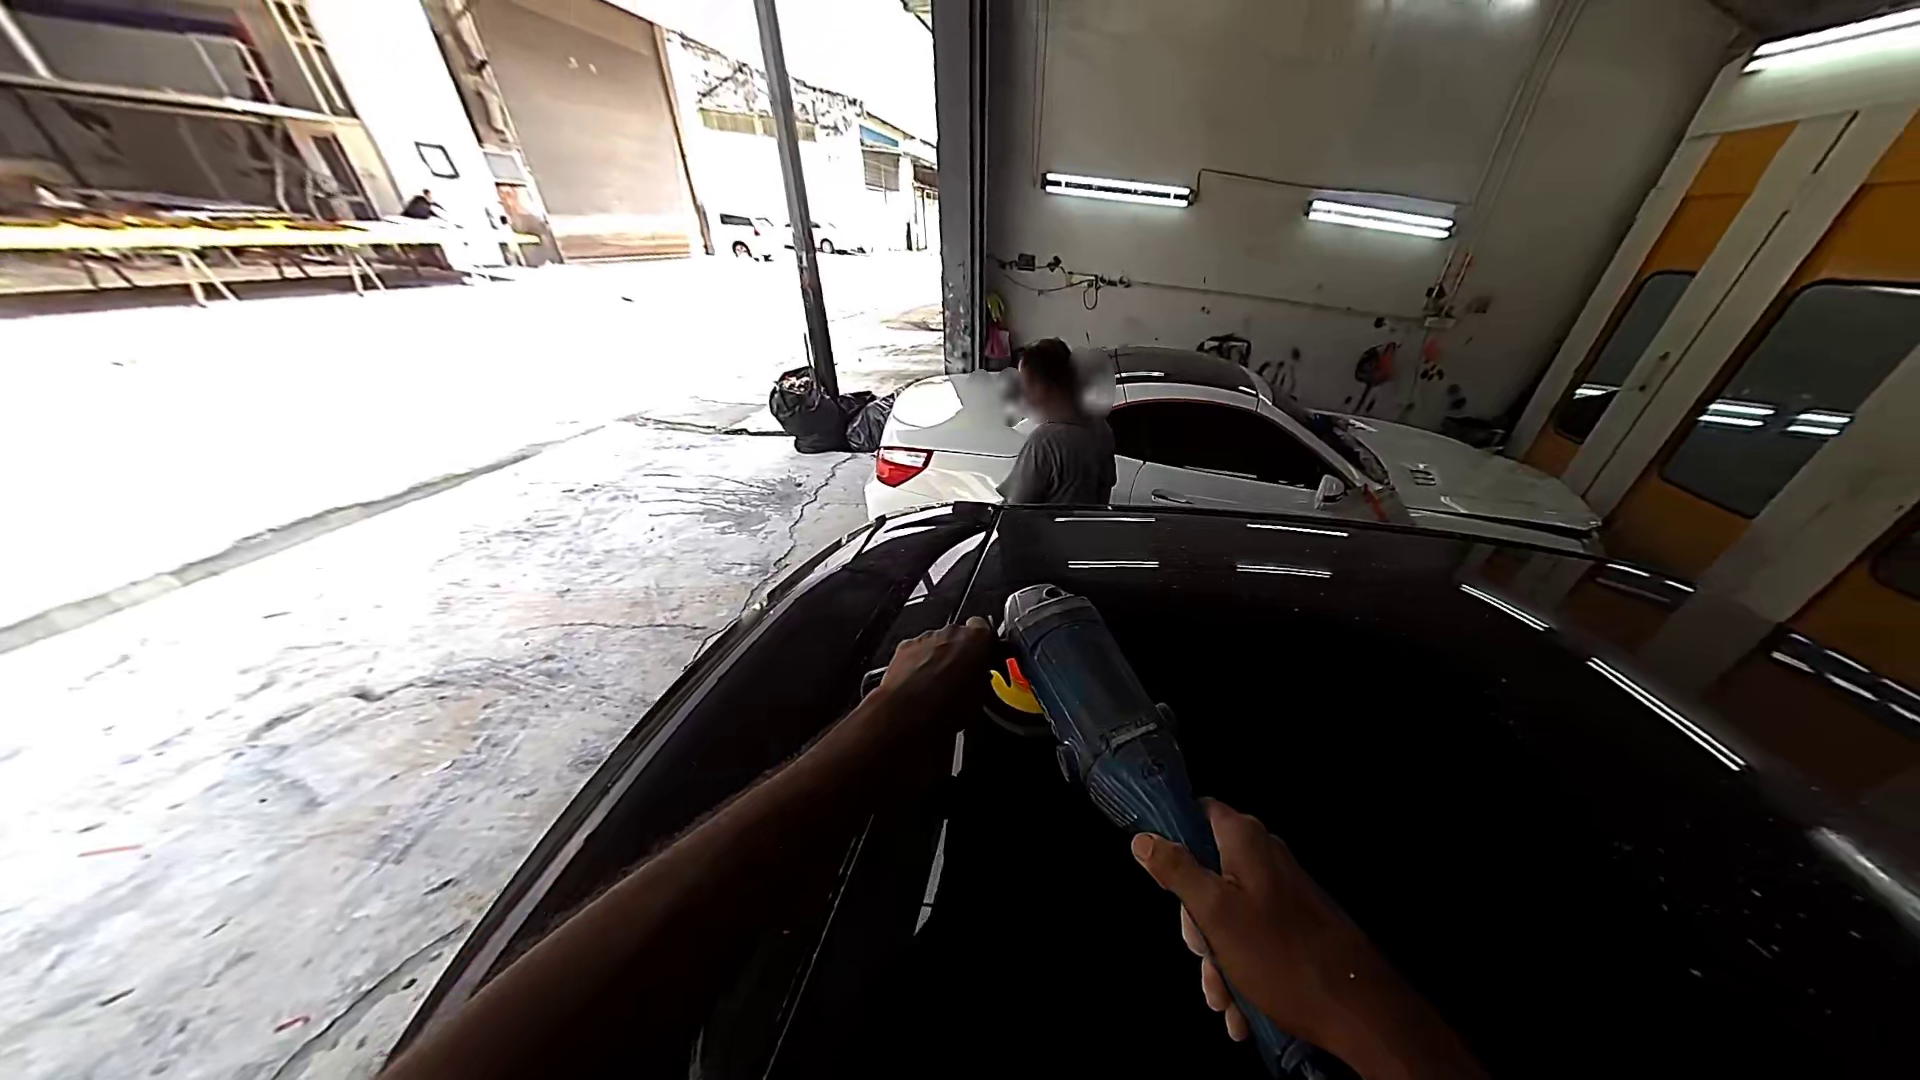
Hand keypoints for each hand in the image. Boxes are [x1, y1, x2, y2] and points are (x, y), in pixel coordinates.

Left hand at [858, 617, 996, 742]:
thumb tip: (980, 683)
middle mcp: (952, 632)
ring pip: (937, 643)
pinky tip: (918, 684)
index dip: (984, 647)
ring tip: (937, 685)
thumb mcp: (981, 699)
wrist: (909, 715)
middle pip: (959, 636)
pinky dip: (918, 663)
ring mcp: (926, 637)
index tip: (984, 661)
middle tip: (960, 676)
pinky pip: (917, 651)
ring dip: (938, 658)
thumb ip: (983, 680)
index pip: (986, 630)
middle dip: (960, 653)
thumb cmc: (947, 708)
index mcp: (977, 639)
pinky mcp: (905, 646)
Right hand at [1130, 800, 1377, 1053]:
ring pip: (1227, 910)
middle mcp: (1263, 854)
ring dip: (1217, 955)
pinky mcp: (1295, 922)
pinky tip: (1240, 1008)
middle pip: (1206, 869)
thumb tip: (1142, 839)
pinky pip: (1253, 934)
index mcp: (1243, 837)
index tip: (1160, 870)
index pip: (1196, 811)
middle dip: (1196, 920)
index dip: (1172, 834)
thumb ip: (1174, 869)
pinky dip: (1241, 966)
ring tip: (1223, 999)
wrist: (1363, 1014)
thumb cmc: (1280, 953)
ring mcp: (1281, 889)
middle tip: (1201, 954)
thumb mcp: (1213, 911)